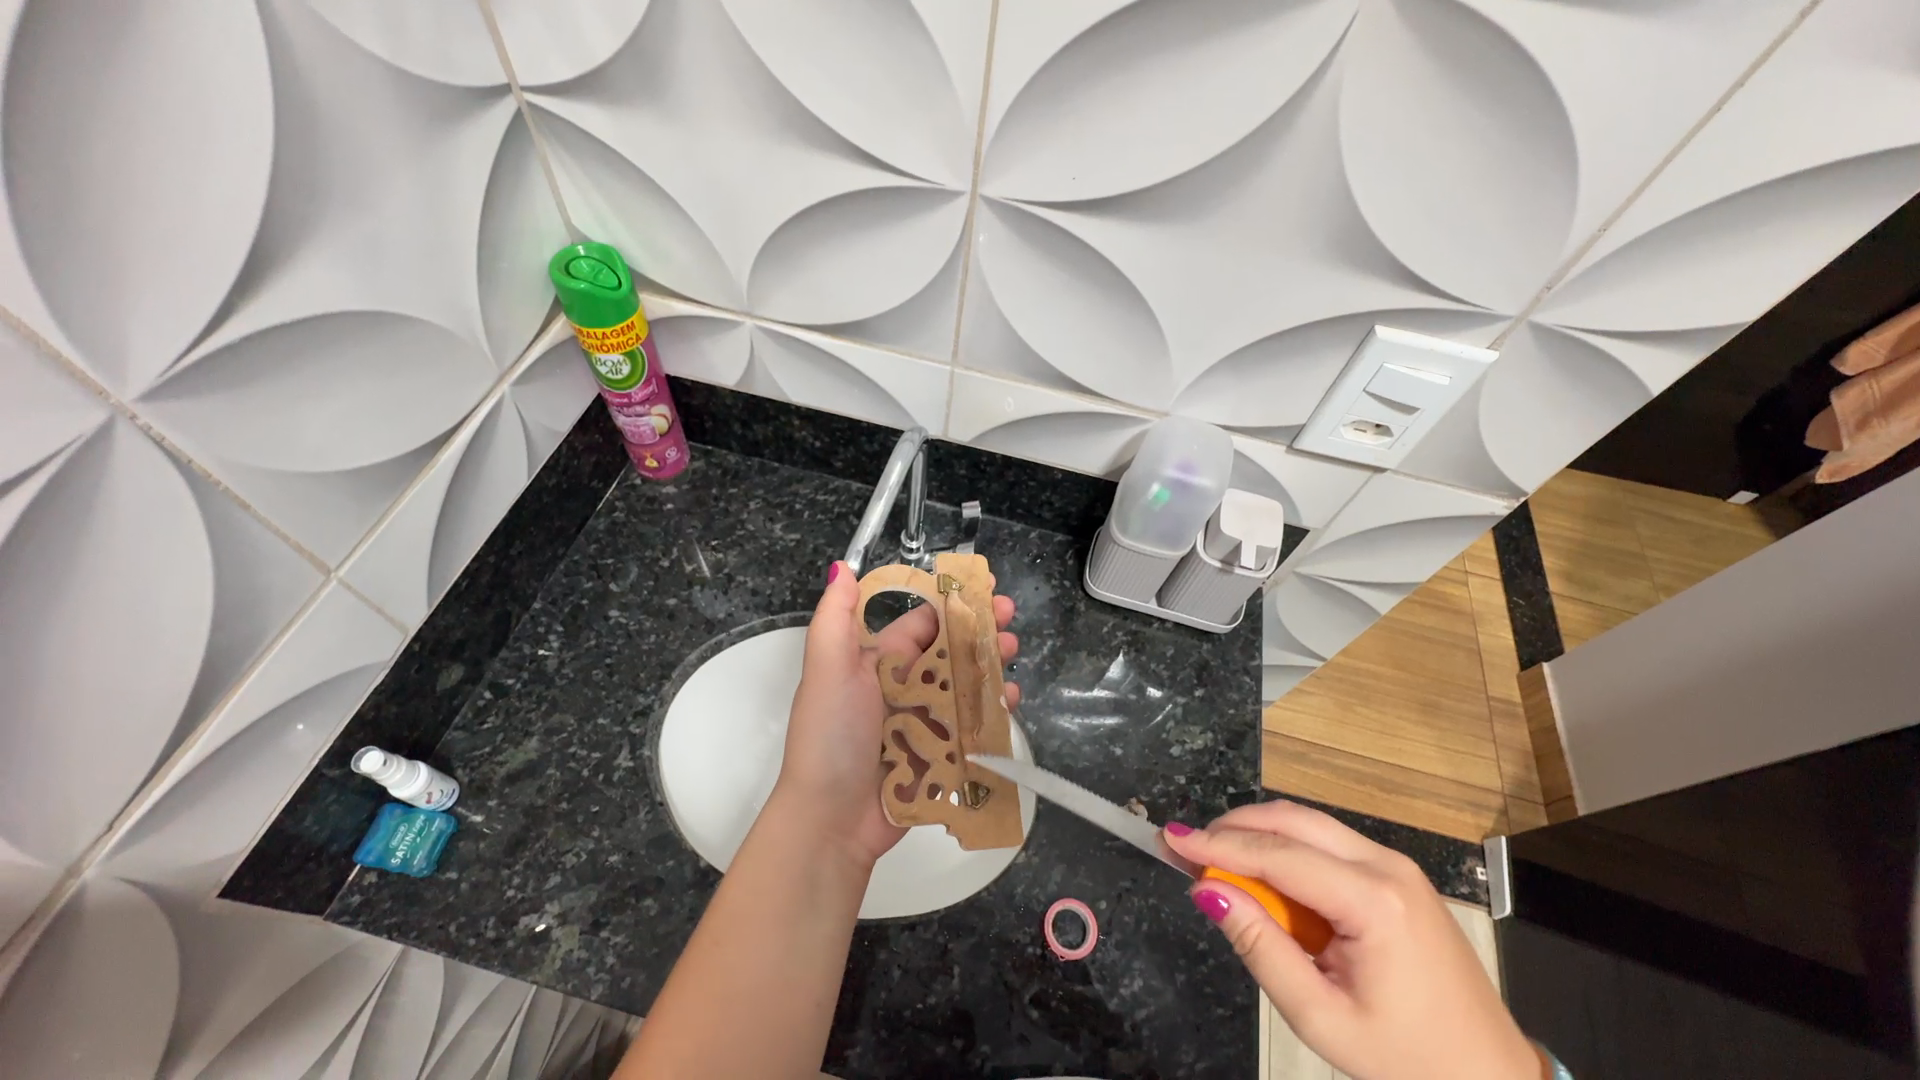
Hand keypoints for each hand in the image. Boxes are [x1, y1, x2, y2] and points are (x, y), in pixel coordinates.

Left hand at [775, 561, 1019, 867]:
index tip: (986, 588)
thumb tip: (842, 566)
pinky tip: (1011, 700)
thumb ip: (836, 617)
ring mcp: (924, 724)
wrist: (830, 819)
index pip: (922, 624)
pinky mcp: (941, 757)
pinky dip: (994, 712)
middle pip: (951, 653)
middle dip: (982, 633)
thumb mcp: (826, 669)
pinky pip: (973, 728)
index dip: (953, 604)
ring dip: (992, 667)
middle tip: (1012, 620)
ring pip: (967, 688)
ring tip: (1014, 654)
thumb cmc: (830, 736)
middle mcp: (902, 689)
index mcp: (877, 664)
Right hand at [1165, 802, 1539, 1079]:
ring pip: (1311, 826)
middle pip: (1293, 821)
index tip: (1169, 837)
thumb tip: (1207, 890)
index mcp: (1373, 902)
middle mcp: (1388, 866)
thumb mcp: (1320, 1016)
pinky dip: (1287, 850)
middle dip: (1233, 827)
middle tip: (1185, 845)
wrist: (1491, 1077)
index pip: (1277, 855)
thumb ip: (1259, 947)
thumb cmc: (1405, 1060)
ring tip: (1213, 859)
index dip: (1216, 844)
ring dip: (1259, 835)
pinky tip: (1262, 875)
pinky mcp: (1400, 876)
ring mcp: (1398, 866)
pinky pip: (1331, 845)